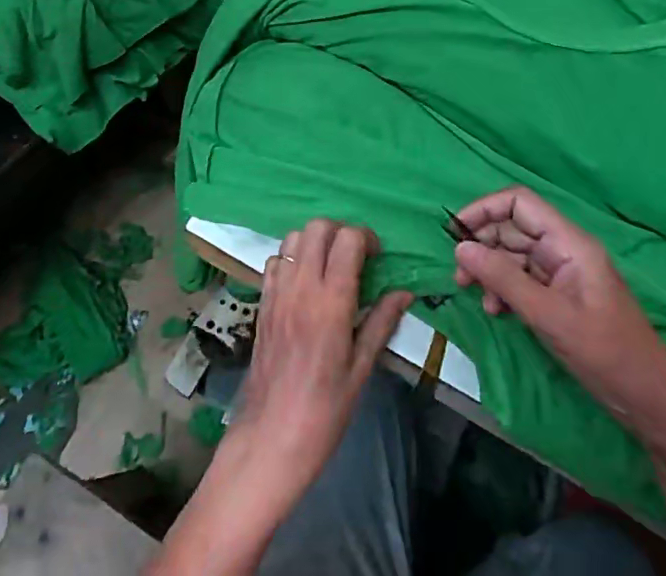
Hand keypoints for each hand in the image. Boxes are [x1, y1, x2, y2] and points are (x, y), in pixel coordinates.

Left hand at [231, 219, 413, 495]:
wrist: (271, 438)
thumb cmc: (325, 410)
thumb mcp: (362, 368)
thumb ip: (381, 322)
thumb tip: (404, 293)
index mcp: (331, 303)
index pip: (348, 239)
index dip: (366, 238)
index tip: (376, 258)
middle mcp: (301, 288)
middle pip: (317, 227)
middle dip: (341, 232)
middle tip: (355, 257)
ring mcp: (277, 294)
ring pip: (293, 238)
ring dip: (315, 242)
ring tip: (330, 266)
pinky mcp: (261, 304)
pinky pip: (274, 261)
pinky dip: (291, 259)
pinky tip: (305, 283)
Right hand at [452, 186, 665, 429]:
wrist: (647, 397)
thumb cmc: (604, 352)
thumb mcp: (548, 315)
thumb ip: (504, 278)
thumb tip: (462, 248)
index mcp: (569, 242)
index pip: (520, 202)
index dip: (484, 208)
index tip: (455, 232)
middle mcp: (564, 249)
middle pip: (512, 227)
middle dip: (482, 245)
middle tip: (460, 274)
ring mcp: (562, 272)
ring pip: (513, 254)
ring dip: (490, 271)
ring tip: (476, 296)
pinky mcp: (559, 295)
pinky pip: (522, 279)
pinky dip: (503, 289)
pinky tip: (496, 310)